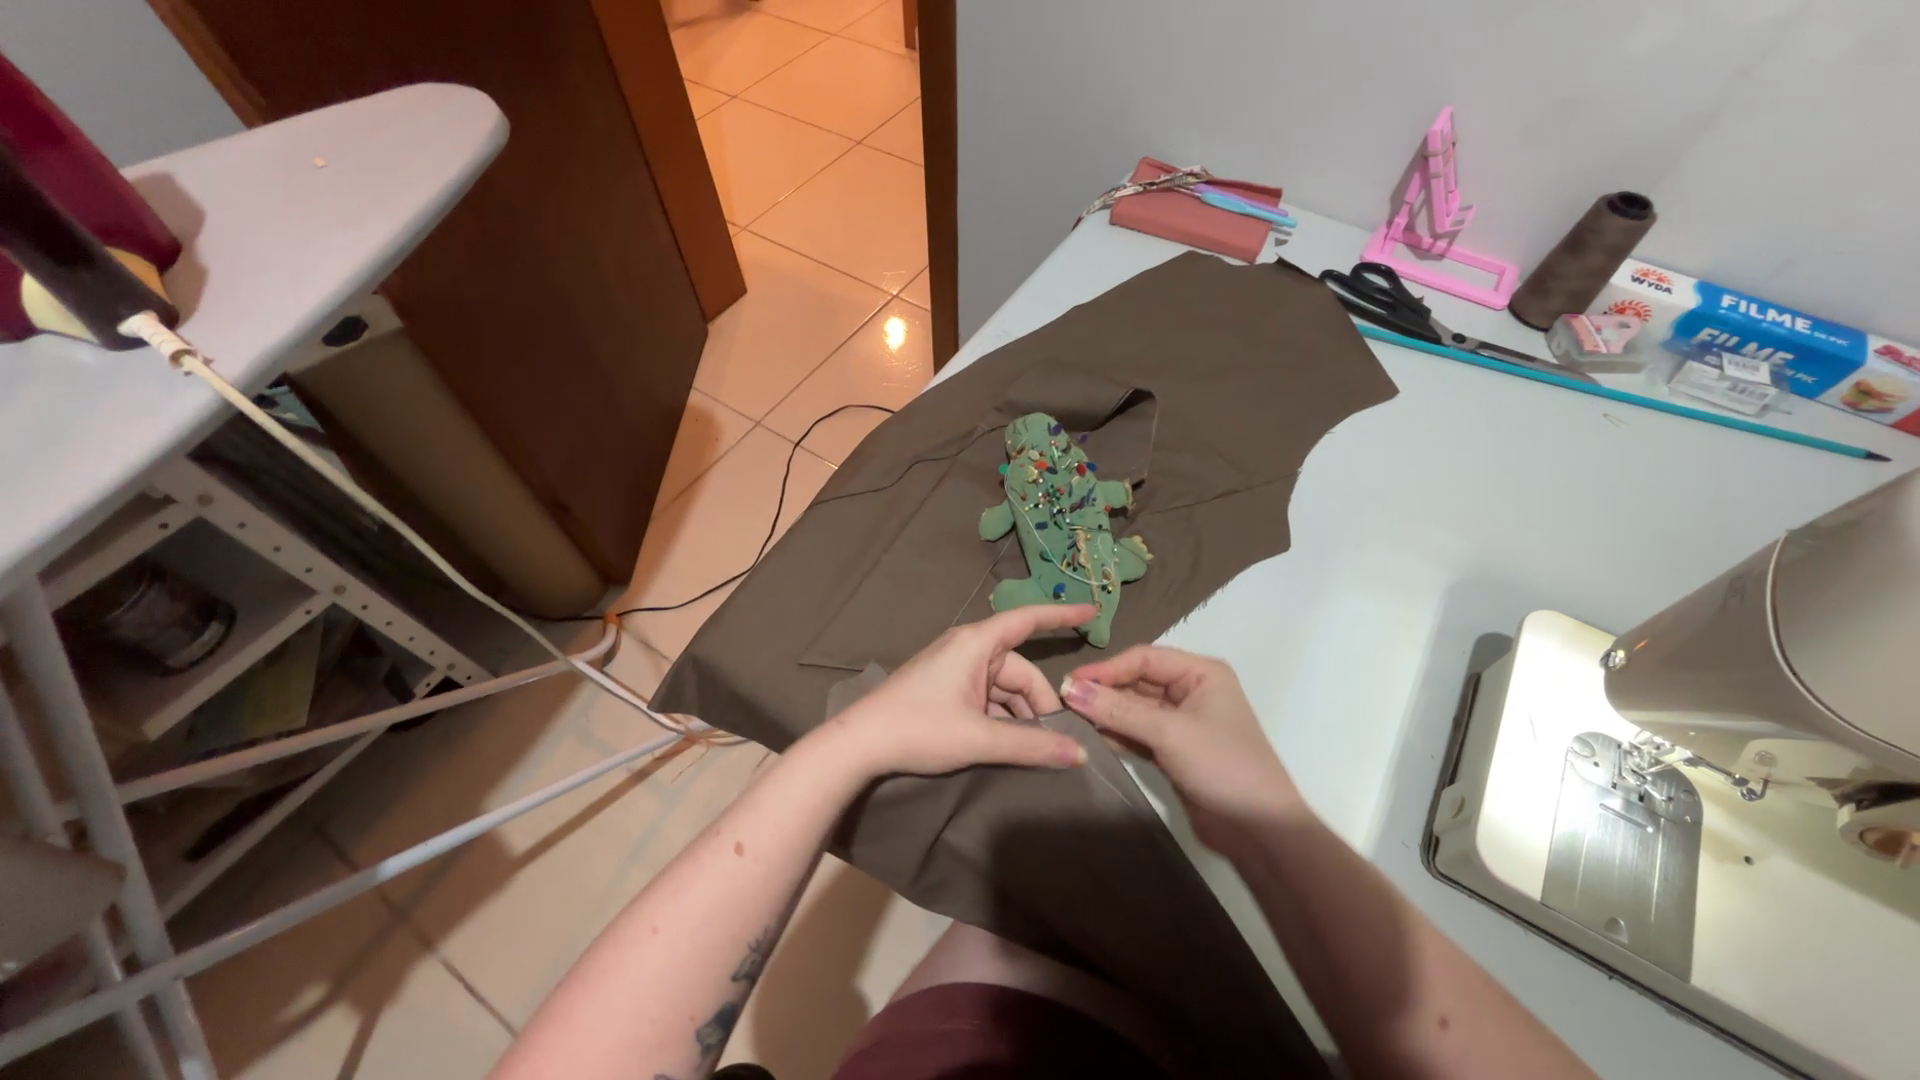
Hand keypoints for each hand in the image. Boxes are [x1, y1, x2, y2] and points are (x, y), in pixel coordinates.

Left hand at [818, 605, 1094, 778]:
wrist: (859, 745)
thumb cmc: (918, 729)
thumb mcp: (978, 738)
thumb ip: (1031, 745)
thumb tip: (1079, 754)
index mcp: (975, 644)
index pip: (1027, 620)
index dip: (1061, 617)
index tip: (1094, 612)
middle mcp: (967, 650)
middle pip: (1019, 671)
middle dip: (1039, 704)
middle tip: (1058, 742)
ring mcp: (955, 671)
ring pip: (1004, 690)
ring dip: (1020, 717)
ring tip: (1036, 751)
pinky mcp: (946, 691)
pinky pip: (986, 699)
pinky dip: (1001, 720)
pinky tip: (1010, 748)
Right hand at [1061, 646, 1302, 851]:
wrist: (1258, 830)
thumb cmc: (1222, 767)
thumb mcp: (1169, 734)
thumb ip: (1118, 710)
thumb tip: (1069, 688)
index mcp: (1201, 673)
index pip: (1144, 658)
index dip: (1106, 669)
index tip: (1069, 683)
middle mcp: (1191, 691)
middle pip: (1137, 681)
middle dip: (1104, 690)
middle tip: (1063, 702)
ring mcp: (1182, 723)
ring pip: (1134, 708)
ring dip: (1106, 713)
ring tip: (1070, 719)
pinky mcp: (1173, 751)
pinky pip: (1137, 733)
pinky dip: (1117, 734)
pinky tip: (1091, 738)